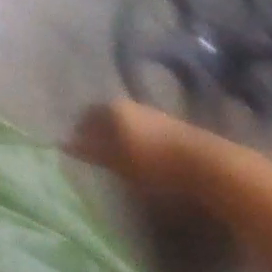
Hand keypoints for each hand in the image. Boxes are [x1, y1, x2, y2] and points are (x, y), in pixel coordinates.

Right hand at [65, 98, 201, 196]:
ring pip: (126, 123)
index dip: (79, 130)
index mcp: (114, 108)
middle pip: (107, 116)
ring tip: (116, 158)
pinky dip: (135, 141)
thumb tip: (64, 142)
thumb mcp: (116, 160)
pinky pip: (143, 131)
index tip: (75, 146)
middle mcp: (132, 105)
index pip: (86, 114)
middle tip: (93, 152)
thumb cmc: (153, 162)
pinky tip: (138, 158)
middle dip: (99, 132)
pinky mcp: (172, 128)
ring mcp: (153, 114)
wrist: (207, 166)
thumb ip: (89, 149)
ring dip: (119, 137)